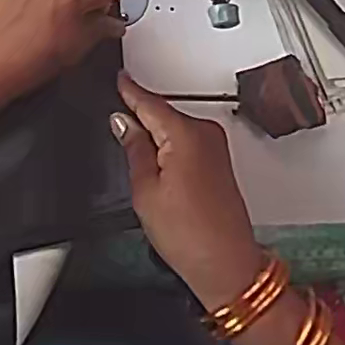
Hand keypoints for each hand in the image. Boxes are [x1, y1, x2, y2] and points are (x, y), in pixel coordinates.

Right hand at [112, 72, 262, 306]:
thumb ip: (133, 147)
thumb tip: (124, 122)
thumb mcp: (145, 190)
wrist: (226, 267)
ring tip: (138, 158)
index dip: (129, 90)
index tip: (119, 77)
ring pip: (174, 126)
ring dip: (156, 133)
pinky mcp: (220, 158)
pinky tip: (159, 165)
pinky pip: (187, 139)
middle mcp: (205, 133)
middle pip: (163, 112)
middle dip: (140, 117)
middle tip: (117, 126)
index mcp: (185, 134)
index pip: (149, 102)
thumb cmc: (190, 236)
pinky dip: (170, 144)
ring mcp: (216, 145)